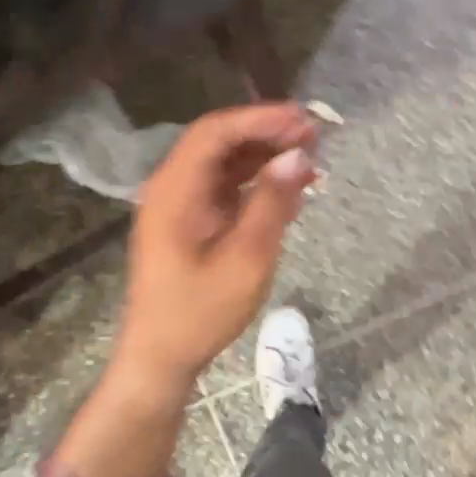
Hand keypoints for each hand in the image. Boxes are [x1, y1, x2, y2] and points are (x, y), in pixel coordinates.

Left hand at [112, 103, 316, 393]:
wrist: (161, 357)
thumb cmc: (201, 311)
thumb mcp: (246, 257)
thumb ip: (272, 201)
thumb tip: (298, 155)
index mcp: (175, 189)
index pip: (216, 132)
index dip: (261, 119)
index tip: (303, 120)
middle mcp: (172, 188)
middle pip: (220, 143)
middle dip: (267, 135)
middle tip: (314, 137)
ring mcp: (179, 205)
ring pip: (224, 164)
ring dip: (264, 158)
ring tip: (310, 161)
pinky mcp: (189, 223)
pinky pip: (224, 189)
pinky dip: (255, 185)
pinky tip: (290, 193)